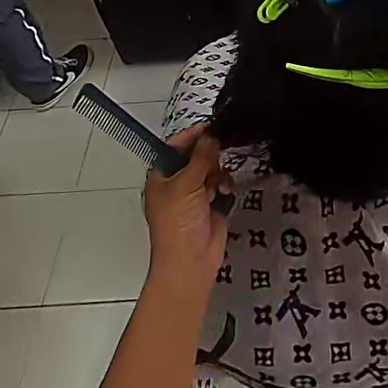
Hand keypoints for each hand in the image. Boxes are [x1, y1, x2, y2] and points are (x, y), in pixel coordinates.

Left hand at [144, 125, 231, 286]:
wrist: (190, 260)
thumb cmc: (178, 221)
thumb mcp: (185, 185)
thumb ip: (201, 157)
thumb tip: (211, 135)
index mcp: (162, 175)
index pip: (176, 146)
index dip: (193, 136)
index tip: (212, 127)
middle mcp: (177, 182)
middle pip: (197, 155)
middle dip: (209, 156)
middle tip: (216, 160)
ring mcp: (195, 193)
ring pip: (212, 169)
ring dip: (218, 173)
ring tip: (218, 185)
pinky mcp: (212, 204)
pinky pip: (223, 184)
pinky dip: (226, 185)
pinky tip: (226, 193)